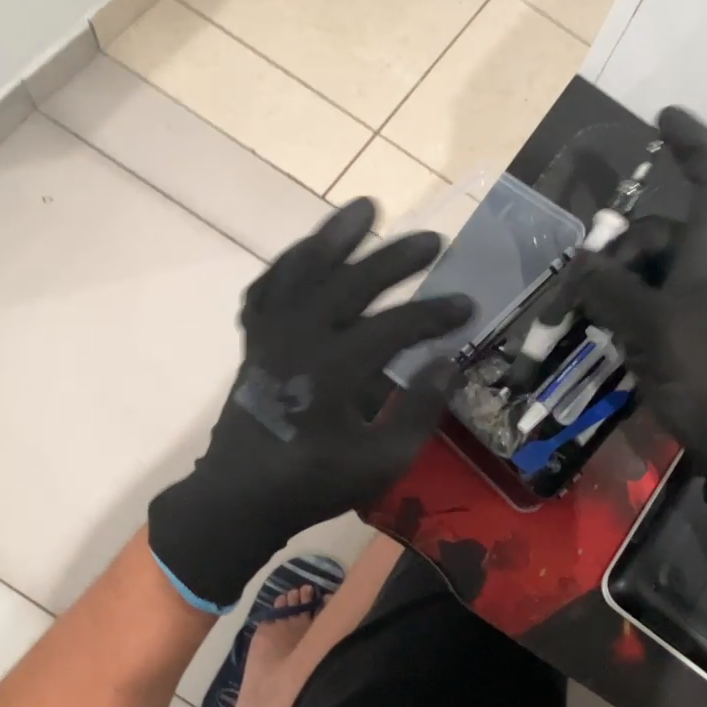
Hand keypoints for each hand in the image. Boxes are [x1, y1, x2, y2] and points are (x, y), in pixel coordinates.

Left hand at [148, 200, 472, 611]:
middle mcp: (297, 340)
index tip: (466, 306)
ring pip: (301, 270)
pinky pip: (266, 290)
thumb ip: (419, 410)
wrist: (240, 497)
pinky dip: (287, 266)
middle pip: (349, 283)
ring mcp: (269, 336)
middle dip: (393, 259)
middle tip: (431, 239)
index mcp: (332, 371)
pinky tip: (305, 254)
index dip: (433, 314)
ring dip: (334, 237)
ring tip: (365, 208)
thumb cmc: (314, 483)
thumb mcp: (381, 461)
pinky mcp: (253, 342)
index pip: (393, 327)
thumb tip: (449, 363)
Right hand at [550, 108, 706, 544]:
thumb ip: (610, 290)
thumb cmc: (706, 376)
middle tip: (569, 294)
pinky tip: (592, 338)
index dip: (694, 143)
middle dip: (607, 257)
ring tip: (570, 324)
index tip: (662, 119)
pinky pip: (641, 308)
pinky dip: (615, 316)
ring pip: (640, 276)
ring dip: (603, 292)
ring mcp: (693, 306)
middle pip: (652, 236)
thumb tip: (578, 268)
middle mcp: (705, 270)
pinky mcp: (684, 336)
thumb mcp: (651, 327)